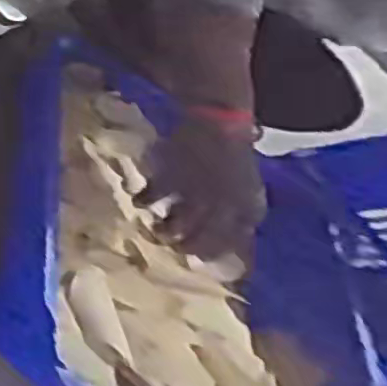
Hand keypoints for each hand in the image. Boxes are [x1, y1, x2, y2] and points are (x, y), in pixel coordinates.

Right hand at [140, 118, 265, 259]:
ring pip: (178, 222)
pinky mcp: (173, 175)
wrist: (219, 124)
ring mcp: (197, 192)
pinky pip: (155, 195)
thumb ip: (240, 213)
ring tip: (153, 229)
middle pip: (203, 238)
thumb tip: (232, 239)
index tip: (198, 260)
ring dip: (164, 229)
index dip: (213, 254)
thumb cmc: (234, 159)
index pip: (232, 245)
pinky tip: (137, 201)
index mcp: (248, 212)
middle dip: (185, 247)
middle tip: (171, 249)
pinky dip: (144, 200)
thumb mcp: (249, 190)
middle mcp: (224, 208)